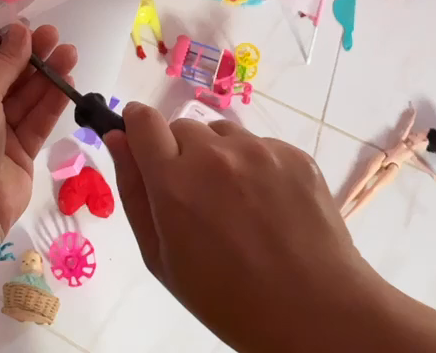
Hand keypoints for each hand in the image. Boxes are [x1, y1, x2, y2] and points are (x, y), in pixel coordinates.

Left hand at [0, 24, 75, 235]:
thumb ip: (3, 63)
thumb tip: (20, 30)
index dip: (7, 45)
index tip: (31, 27)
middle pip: (8, 78)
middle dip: (32, 58)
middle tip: (56, 36)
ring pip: (27, 98)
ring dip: (47, 76)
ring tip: (70, 53)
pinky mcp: (21, 153)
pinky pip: (37, 121)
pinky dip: (52, 102)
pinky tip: (68, 81)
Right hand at [104, 104, 386, 350]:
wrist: (318, 316)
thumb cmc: (228, 299)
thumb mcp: (162, 259)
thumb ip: (133, 192)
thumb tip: (116, 137)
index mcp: (174, 182)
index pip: (142, 119)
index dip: (138, 127)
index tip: (144, 145)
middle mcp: (214, 154)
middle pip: (181, 127)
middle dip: (182, 154)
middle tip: (200, 200)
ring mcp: (258, 150)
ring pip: (222, 134)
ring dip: (221, 157)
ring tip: (241, 206)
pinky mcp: (293, 154)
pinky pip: (261, 146)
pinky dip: (259, 168)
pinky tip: (272, 208)